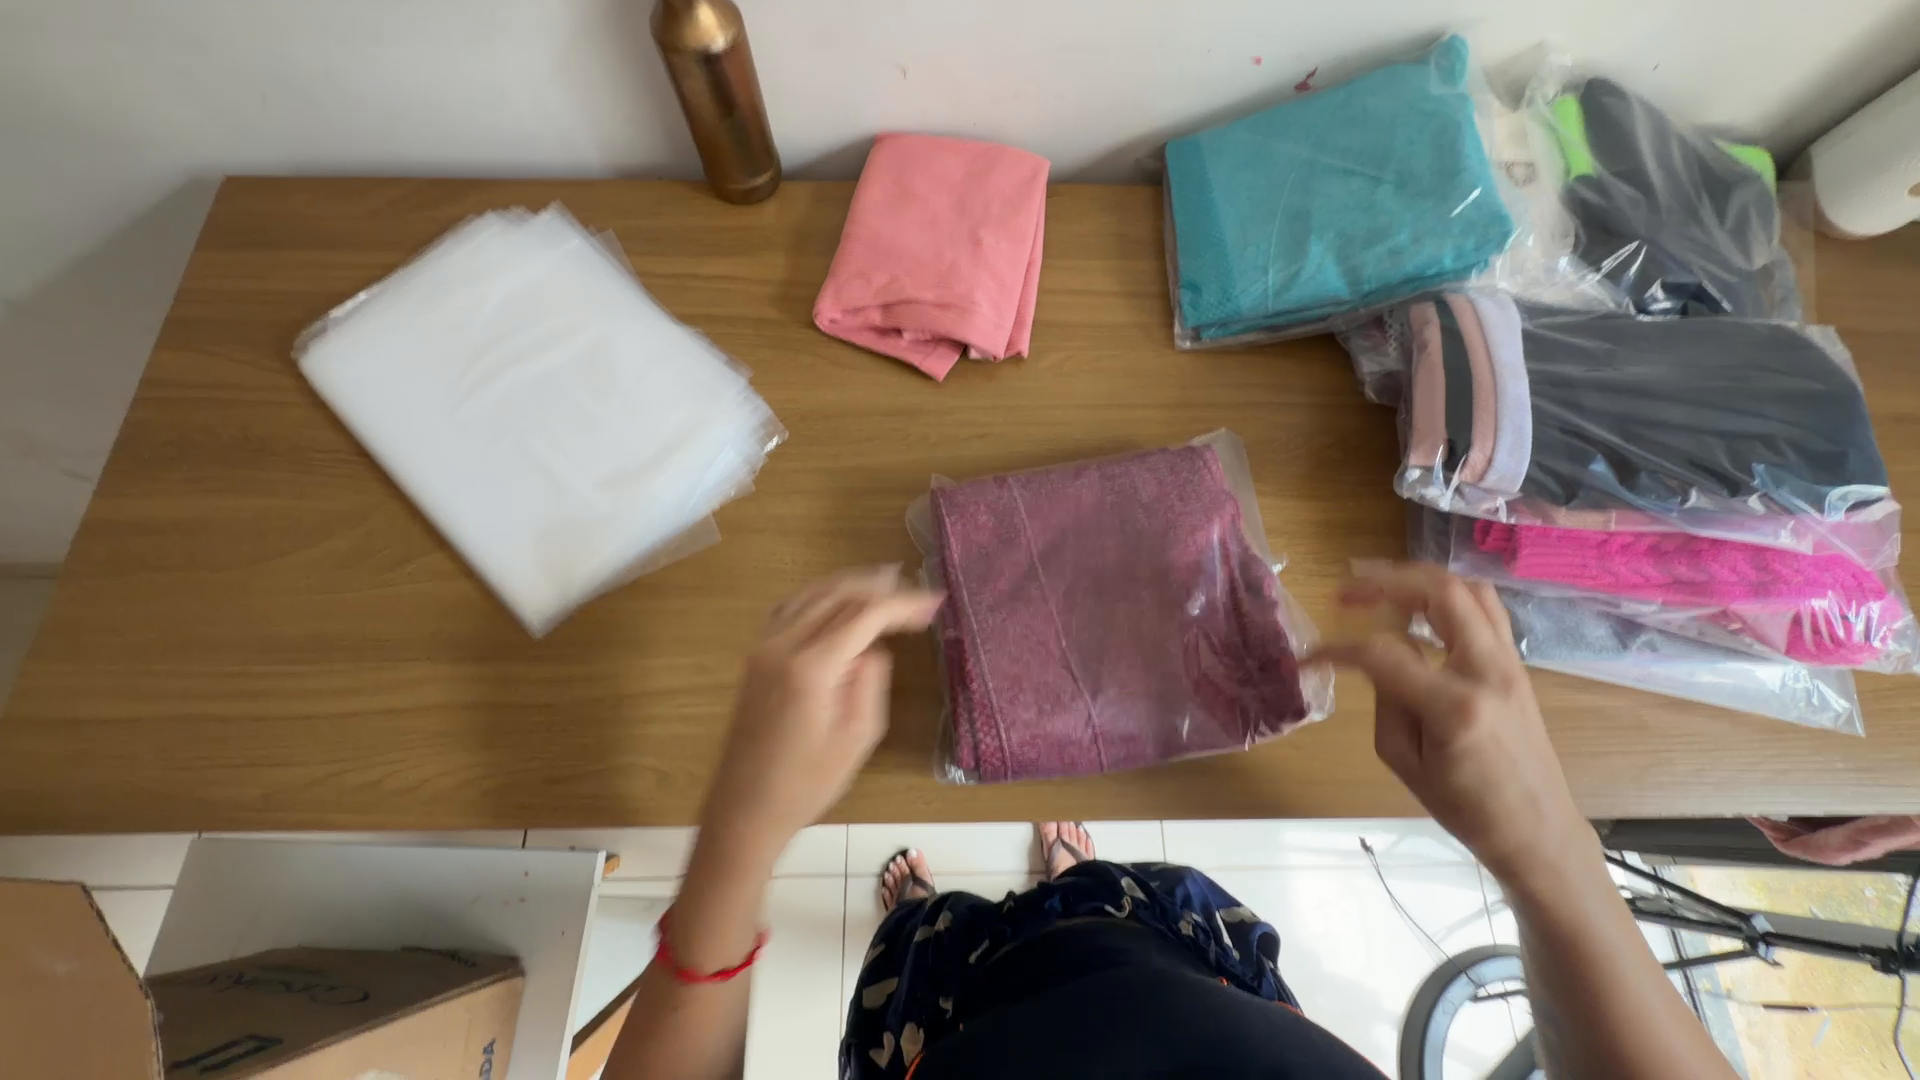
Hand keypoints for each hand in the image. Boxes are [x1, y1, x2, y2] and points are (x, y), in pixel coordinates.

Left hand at [698, 567, 943, 861]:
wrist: (745, 808)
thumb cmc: (807, 783)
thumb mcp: (857, 737)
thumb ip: (871, 681)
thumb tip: (872, 647)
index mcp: (811, 666)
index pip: (864, 614)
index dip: (903, 604)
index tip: (935, 603)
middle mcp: (783, 645)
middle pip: (838, 594)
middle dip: (880, 587)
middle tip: (916, 590)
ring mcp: (764, 648)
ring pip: (812, 594)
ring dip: (850, 584)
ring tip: (886, 581)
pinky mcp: (756, 656)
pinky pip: (790, 607)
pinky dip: (821, 594)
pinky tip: (838, 599)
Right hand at [1314, 563, 1594, 890]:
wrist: (1537, 830)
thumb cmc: (1463, 808)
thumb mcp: (1403, 760)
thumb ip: (1387, 698)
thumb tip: (1378, 655)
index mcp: (1454, 706)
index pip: (1383, 653)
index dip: (1338, 649)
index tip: (1310, 656)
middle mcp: (1488, 672)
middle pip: (1440, 593)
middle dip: (1385, 582)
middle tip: (1347, 591)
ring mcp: (1510, 664)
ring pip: (1470, 590)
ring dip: (1420, 580)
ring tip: (1382, 588)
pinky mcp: (1517, 666)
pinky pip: (1485, 610)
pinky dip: (1447, 597)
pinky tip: (1419, 609)